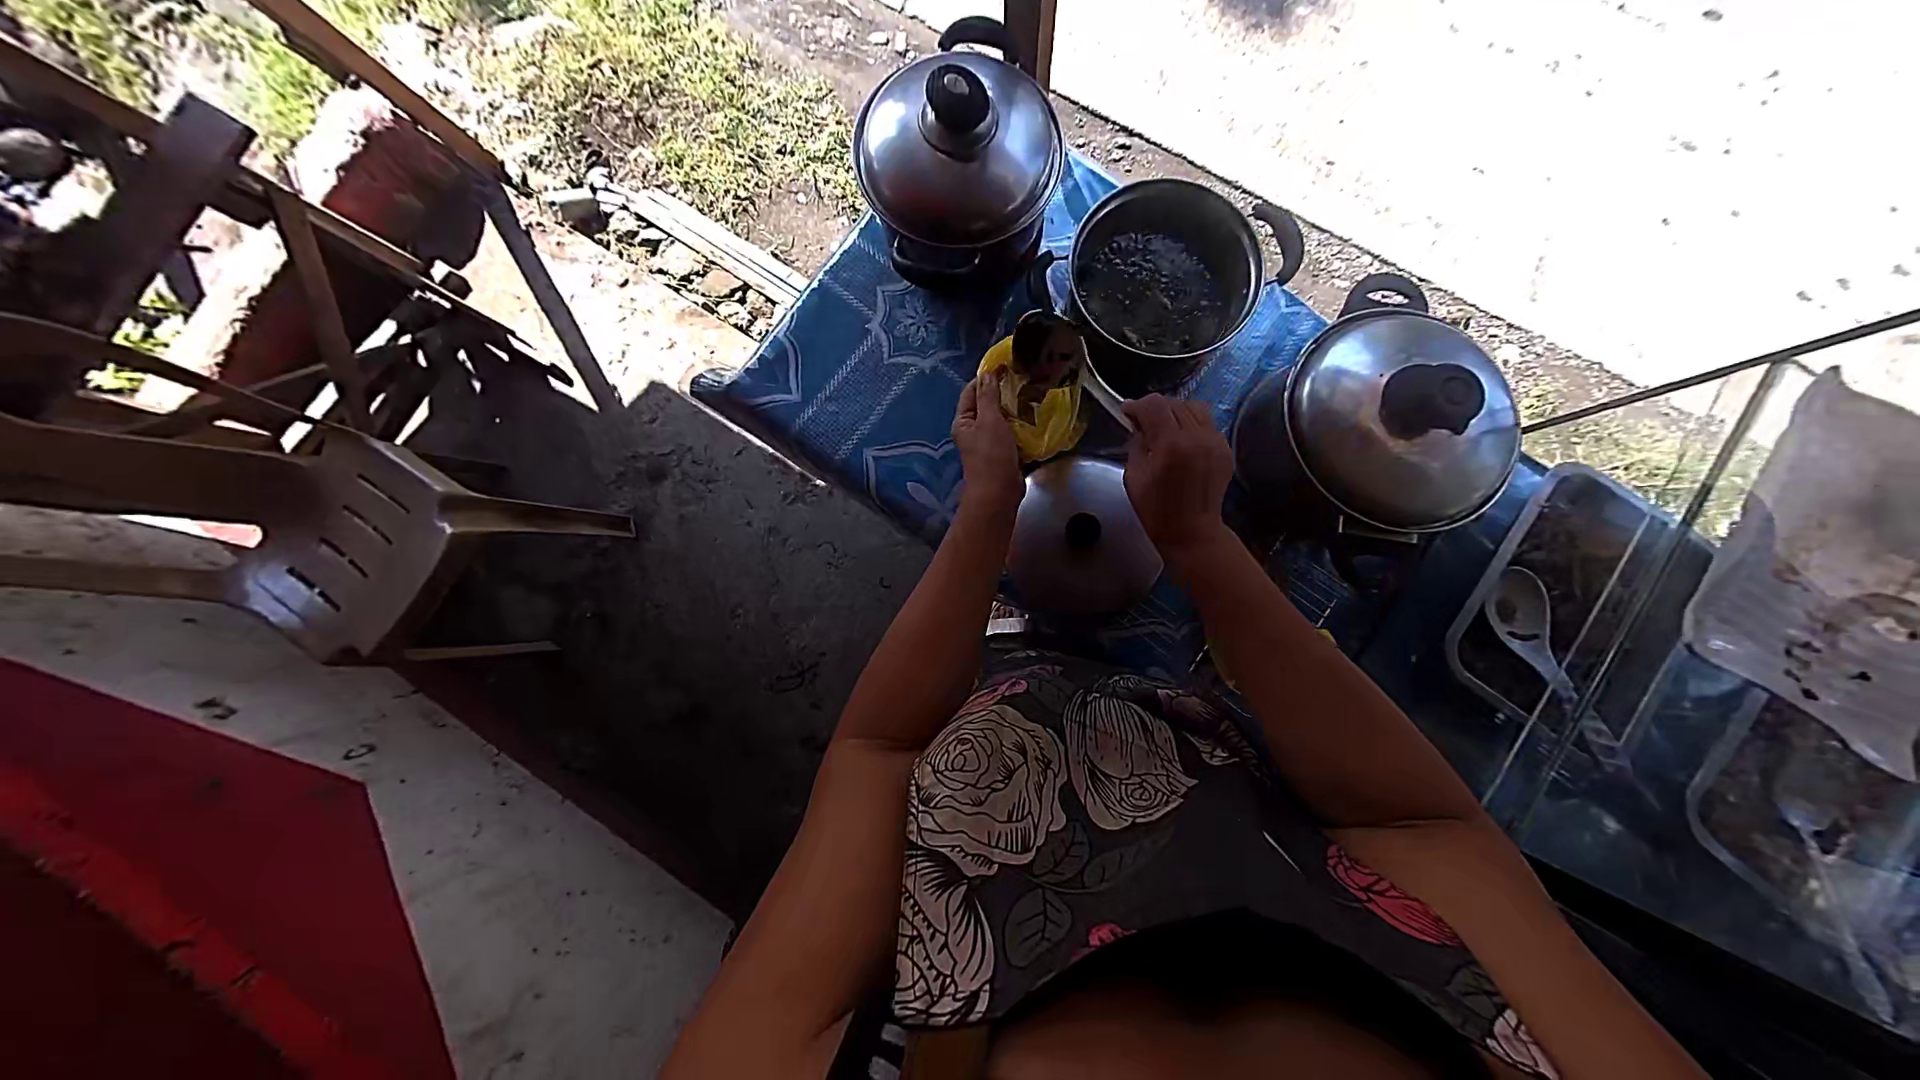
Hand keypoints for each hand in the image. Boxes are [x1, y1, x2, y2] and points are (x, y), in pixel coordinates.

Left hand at [952, 370, 1022, 516]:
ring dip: (1013, 408)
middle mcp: (972, 430)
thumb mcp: (989, 420)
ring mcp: (988, 442)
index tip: (1005, 365)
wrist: (999, 492)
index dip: (986, 377)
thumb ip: (988, 395)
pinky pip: (1011, 432)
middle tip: (1022, 378)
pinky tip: (1033, 416)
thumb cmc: (991, 455)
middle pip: (986, 404)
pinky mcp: (1003, 452)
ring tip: (1030, 393)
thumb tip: (987, 372)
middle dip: (1002, 391)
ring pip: (1000, 418)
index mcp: (963, 421)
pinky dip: (1020, 424)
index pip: (971, 391)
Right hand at [1122, 394, 1234, 567]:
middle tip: (1142, 421)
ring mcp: (1215, 442)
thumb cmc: (1156, 510)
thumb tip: (1139, 426)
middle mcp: (1196, 437)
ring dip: (1175, 412)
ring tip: (1164, 427)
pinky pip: (1207, 423)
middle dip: (1154, 408)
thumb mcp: (1134, 476)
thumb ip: (1137, 444)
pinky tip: (1182, 440)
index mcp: (1171, 445)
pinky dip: (1191, 424)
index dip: (1137, 405)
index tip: (1127, 411)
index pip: (1154, 405)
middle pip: (1174, 402)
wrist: (1191, 531)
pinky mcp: (1225, 449)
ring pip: (1194, 407)